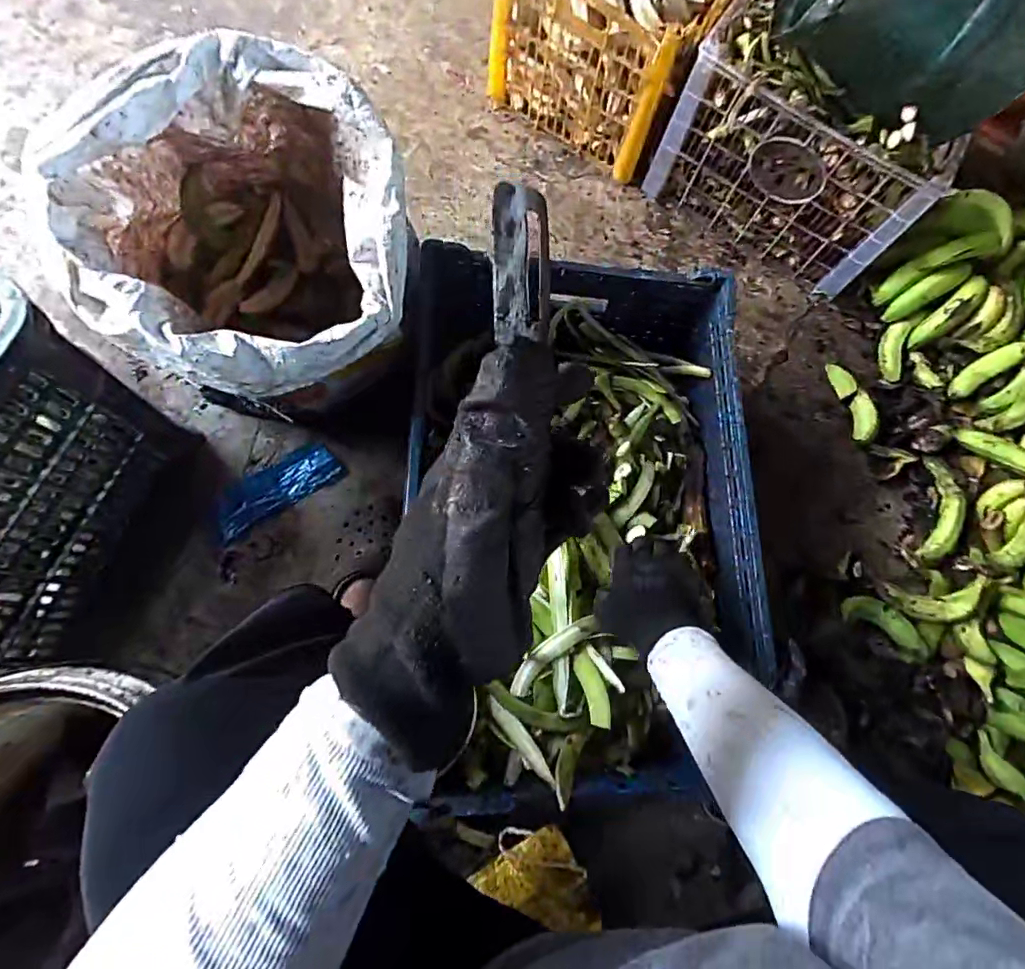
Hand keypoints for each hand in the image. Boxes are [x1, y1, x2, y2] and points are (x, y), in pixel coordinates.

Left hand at [330, 341, 598, 769]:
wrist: (430, 659)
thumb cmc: (451, 588)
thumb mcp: (476, 512)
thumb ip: (499, 444)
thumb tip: (516, 365)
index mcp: (473, 461)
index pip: (505, 402)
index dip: (538, 380)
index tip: (576, 372)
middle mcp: (488, 479)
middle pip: (532, 432)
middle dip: (565, 420)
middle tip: (595, 413)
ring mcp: (504, 512)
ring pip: (549, 471)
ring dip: (577, 469)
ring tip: (593, 486)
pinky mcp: (520, 543)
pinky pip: (555, 509)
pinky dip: (575, 506)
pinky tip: (584, 518)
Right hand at [595, 539, 707, 657]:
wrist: (669, 632)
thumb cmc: (634, 626)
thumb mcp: (608, 617)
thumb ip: (602, 600)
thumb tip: (603, 591)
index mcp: (624, 569)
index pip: (620, 550)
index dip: (622, 553)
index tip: (623, 559)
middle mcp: (645, 561)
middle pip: (641, 542)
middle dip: (640, 546)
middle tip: (641, 554)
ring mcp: (667, 564)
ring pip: (662, 546)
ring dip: (659, 550)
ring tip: (659, 558)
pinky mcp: (685, 571)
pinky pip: (680, 559)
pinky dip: (676, 562)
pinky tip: (676, 571)